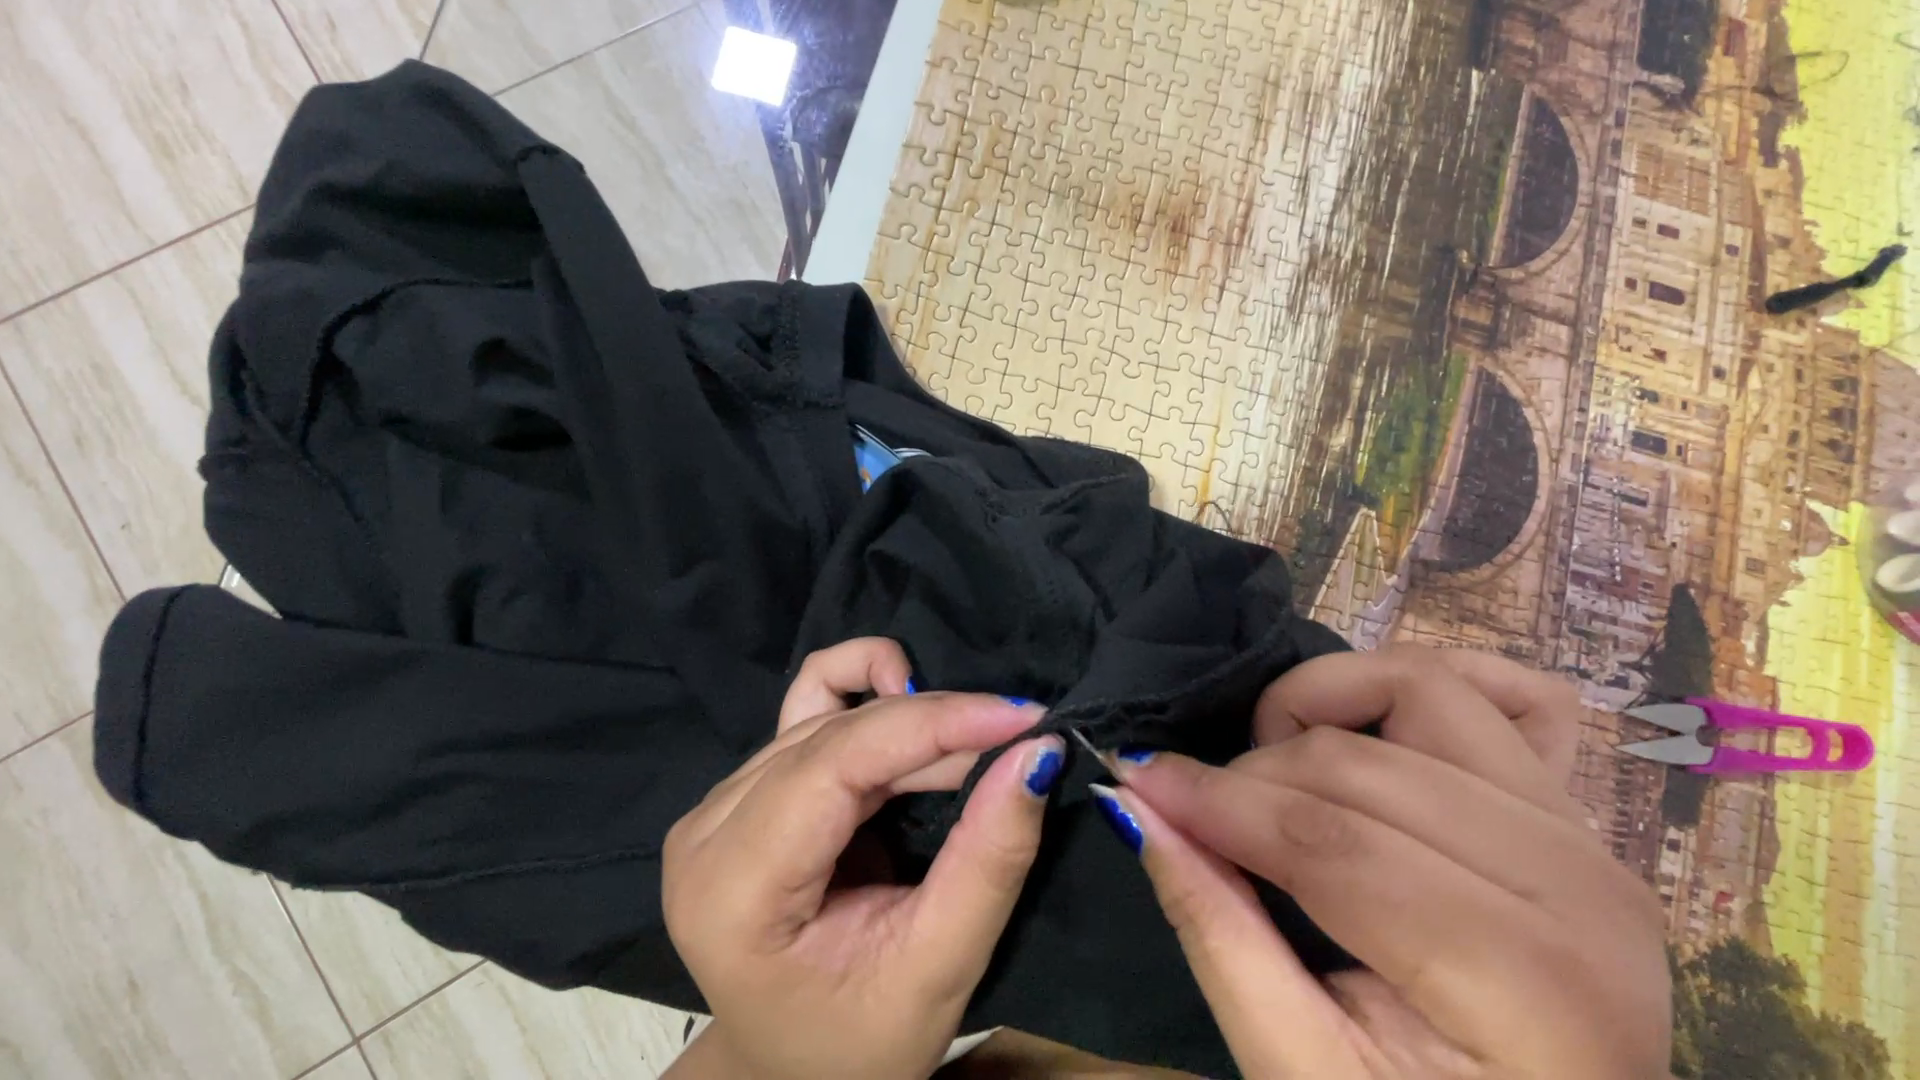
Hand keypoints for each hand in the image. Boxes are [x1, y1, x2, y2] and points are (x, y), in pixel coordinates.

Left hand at [664, 638, 1062, 1079]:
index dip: (932, 724)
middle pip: (834, 737)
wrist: (794, 1066)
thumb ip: (985, 860)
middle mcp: (710, 828)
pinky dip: (861, 692)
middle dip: (936, 728)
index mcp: (733, 886)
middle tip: (1018, 740)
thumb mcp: (937, 969)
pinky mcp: (744, 789)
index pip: (835, 763)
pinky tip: (904, 693)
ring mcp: (719, 802)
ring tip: (978, 746)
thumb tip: (1036, 754)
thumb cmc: (860, 1044)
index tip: (1022, 715)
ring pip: (827, 719)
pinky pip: (804, 709)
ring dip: (912, 721)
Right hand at [1096, 647, 1670, 1078]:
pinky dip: (1434, 684)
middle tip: (1198, 807)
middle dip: (1256, 769)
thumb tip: (1135, 803)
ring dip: (1329, 706)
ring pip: (1433, 696)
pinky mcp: (1582, 819)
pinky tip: (1370, 716)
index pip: (1336, 842)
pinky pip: (1522, 697)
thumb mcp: (1298, 1065)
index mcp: (1524, 979)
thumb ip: (1216, 926)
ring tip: (1276, 764)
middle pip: (1372, 763)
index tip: (1136, 779)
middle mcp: (1576, 885)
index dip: (1221, 800)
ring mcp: (1591, 840)